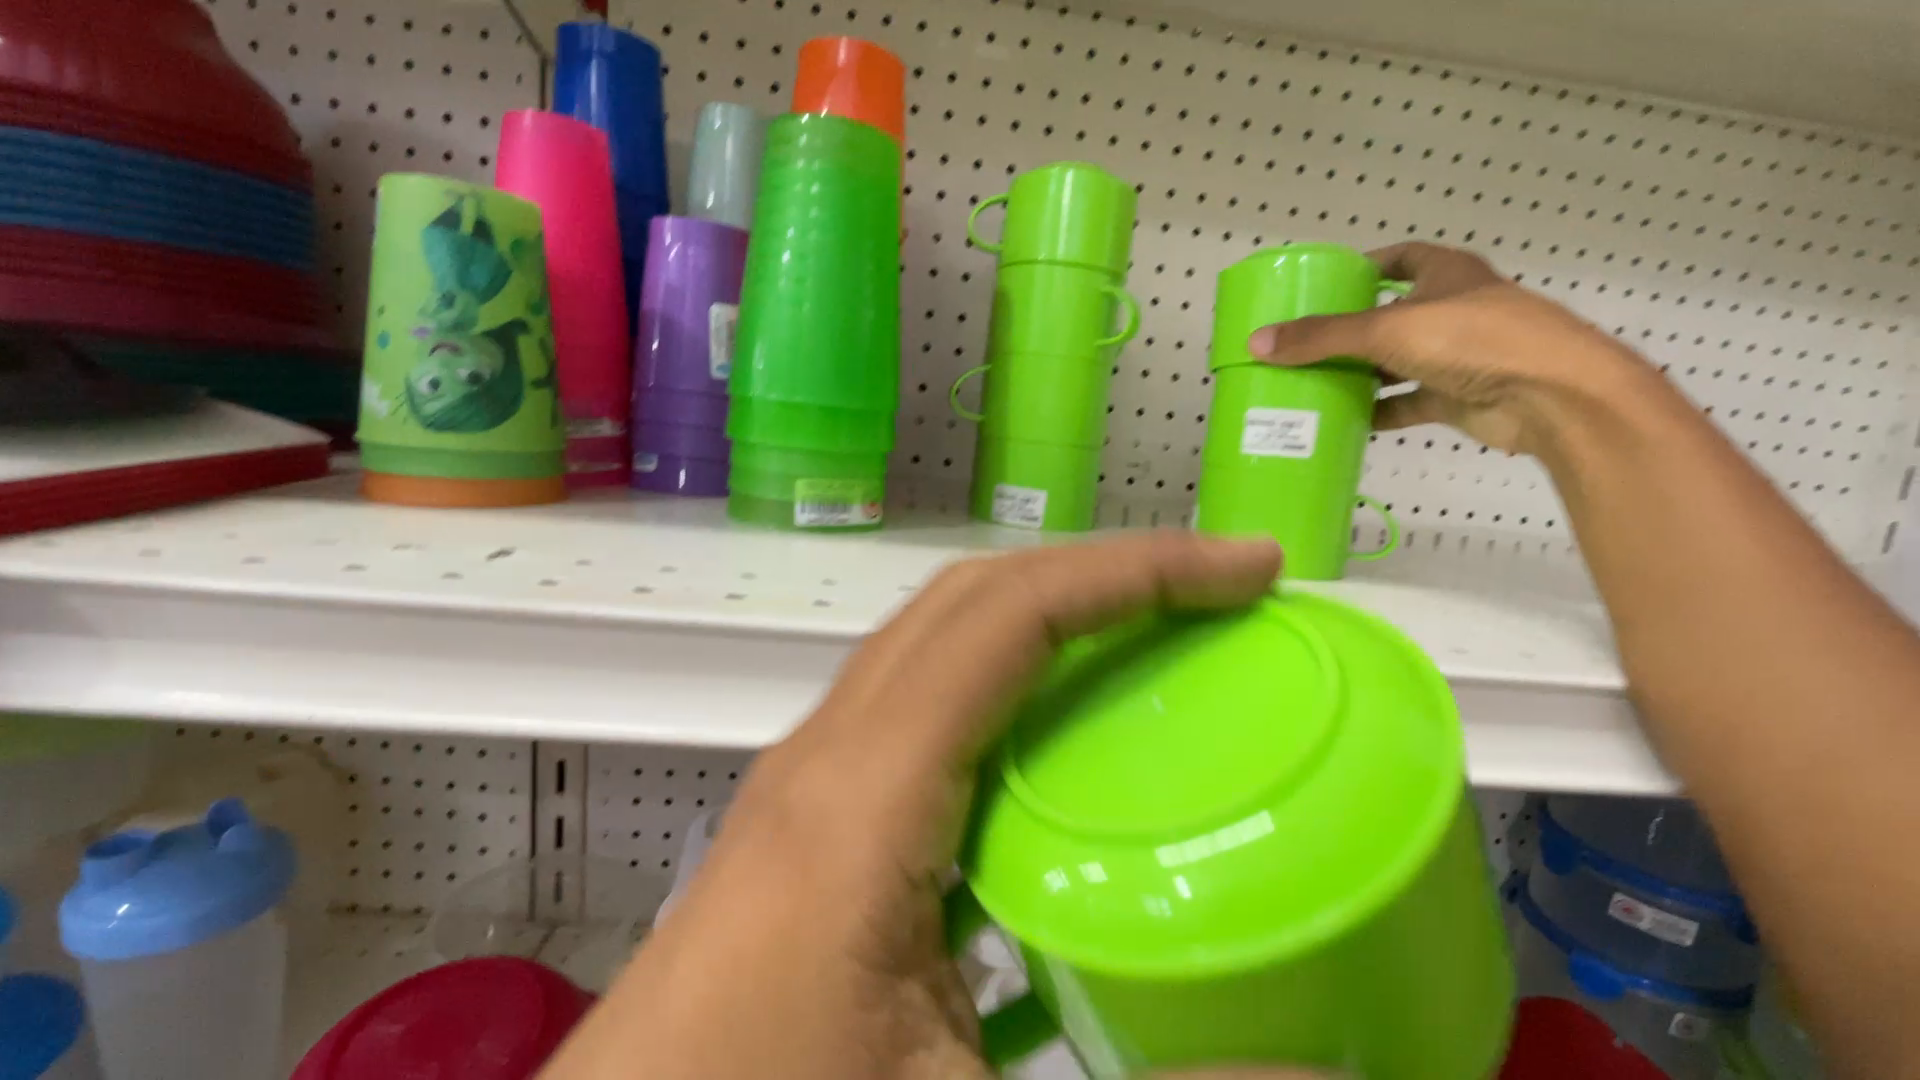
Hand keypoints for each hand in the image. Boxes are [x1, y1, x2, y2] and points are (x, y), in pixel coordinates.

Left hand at [539, 533, 1281, 1079]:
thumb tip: (1308, 1062)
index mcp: (863, 801)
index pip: (1010, 619)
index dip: (1136, 573)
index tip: (1247, 570)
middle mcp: (830, 756)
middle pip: (974, 600)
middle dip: (1103, 572)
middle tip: (1219, 593)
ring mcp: (811, 778)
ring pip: (941, 642)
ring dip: (1051, 617)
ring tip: (1156, 642)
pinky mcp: (810, 815)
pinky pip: (921, 706)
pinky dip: (1008, 685)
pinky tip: (1063, 746)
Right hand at [1246, 242, 1651, 455]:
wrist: (1552, 395)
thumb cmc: (1474, 339)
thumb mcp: (1387, 329)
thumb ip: (1322, 337)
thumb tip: (1257, 342)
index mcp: (1445, 274)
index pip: (1400, 258)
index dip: (1364, 267)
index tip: (1324, 286)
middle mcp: (1452, 310)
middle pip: (1390, 315)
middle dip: (1349, 330)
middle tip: (1302, 344)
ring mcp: (1458, 356)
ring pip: (1396, 361)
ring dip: (1360, 373)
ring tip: (1312, 383)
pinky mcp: (1458, 396)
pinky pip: (1407, 402)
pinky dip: (1378, 411)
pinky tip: (1343, 421)